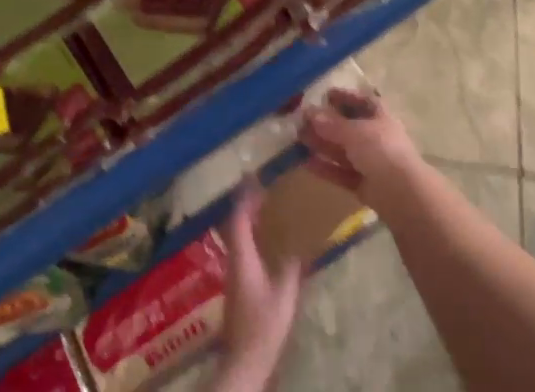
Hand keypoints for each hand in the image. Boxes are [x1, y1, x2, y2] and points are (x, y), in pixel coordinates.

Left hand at [216, 184, 302, 389]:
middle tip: (261, 187)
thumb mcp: (285, 294)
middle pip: (235, 224)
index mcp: (242, 257)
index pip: (239, 218)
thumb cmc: (265, 324)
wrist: (246, 358)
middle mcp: (233, 260)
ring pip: (237, 237)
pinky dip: (251, 236)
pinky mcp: (237, 284)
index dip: (245, 196)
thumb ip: (292, 268)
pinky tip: (264, 241)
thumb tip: (300, 244)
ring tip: (264, 206)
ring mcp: (233, 273)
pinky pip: (242, 249)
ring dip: (248, 220)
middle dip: (246, 204)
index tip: (252, 176)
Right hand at [299, 88, 420, 200]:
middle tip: (302, 120)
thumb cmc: (381, 150)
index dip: (347, 97)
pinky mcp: (364, 184)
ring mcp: (371, 163)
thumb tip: (309, 112)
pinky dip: (326, 168)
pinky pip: (341, 172)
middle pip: (349, 128)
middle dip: (326, 124)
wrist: (402, 193)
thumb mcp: (354, 132)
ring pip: (343, 151)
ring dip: (322, 145)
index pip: (364, 102)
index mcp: (381, 119)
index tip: (325, 95)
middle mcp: (377, 139)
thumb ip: (331, 123)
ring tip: (298, 140)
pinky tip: (306, 164)